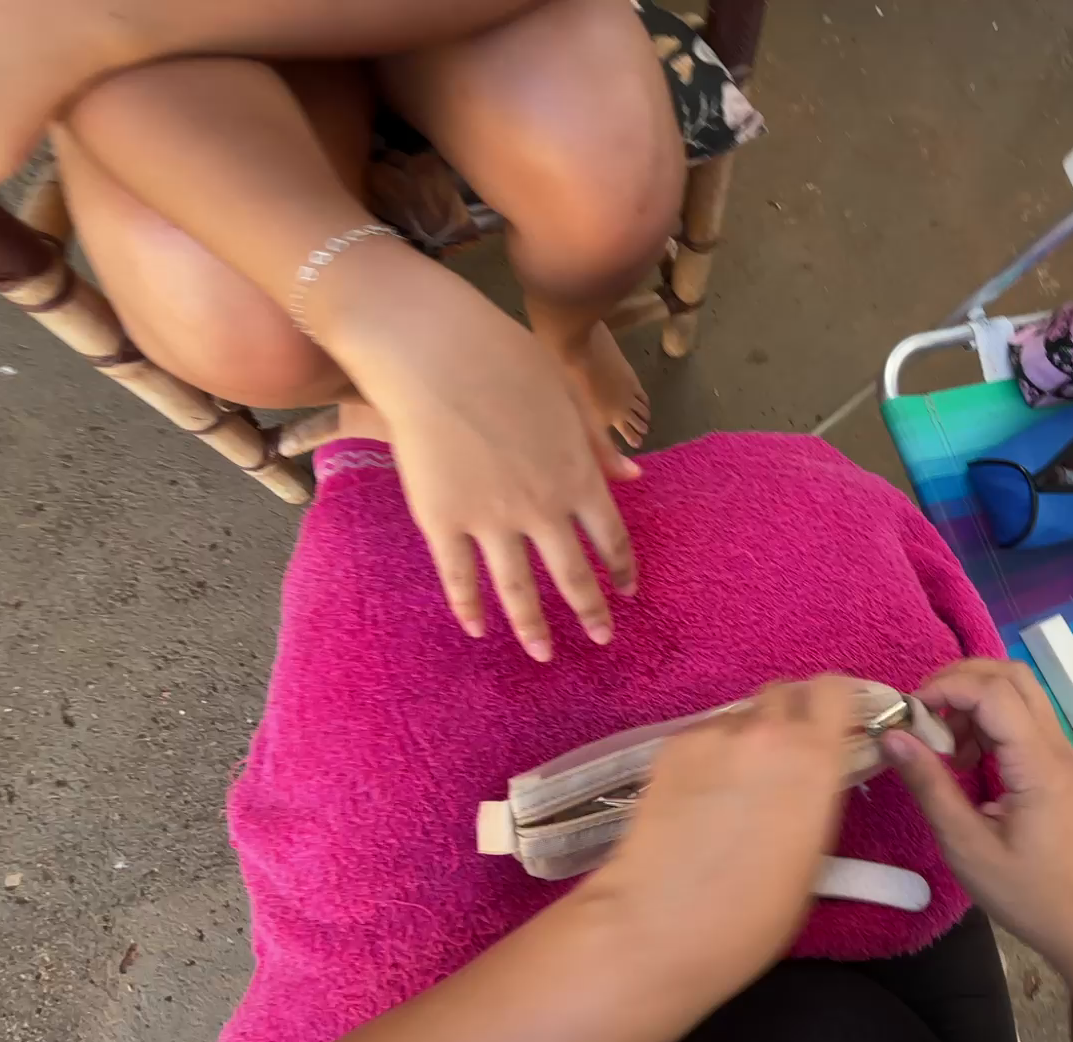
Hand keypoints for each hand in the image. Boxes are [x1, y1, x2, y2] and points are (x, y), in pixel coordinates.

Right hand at [316, 262, 638, 660]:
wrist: (436, 354)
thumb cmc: (508, 363)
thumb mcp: (571, 399)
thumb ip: (600, 445)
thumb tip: (635, 475)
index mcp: (580, 478)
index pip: (612, 539)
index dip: (622, 569)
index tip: (629, 592)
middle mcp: (543, 510)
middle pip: (574, 575)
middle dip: (591, 611)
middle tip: (602, 638)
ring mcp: (492, 520)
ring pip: (520, 589)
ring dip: (535, 627)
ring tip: (544, 655)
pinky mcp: (443, 521)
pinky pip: (459, 577)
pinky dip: (470, 607)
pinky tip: (479, 629)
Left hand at [578, 678, 857, 990]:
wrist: (659, 923)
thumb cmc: (752, 914)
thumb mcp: (812, 855)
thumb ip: (816, 794)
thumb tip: (813, 773)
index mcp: (814, 759)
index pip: (835, 688)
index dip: (837, 701)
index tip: (835, 722)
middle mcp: (768, 732)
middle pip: (786, 692)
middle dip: (790, 715)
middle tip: (784, 756)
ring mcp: (715, 733)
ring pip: (742, 715)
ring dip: (748, 737)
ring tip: (733, 785)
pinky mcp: (673, 742)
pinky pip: (706, 733)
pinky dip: (711, 752)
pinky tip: (698, 794)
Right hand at [882, 659, 1072, 969]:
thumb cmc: (1031, 895)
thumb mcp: (967, 847)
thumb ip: (929, 786)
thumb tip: (893, 735)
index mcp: (1037, 763)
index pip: (992, 691)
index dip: (945, 688)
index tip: (910, 714)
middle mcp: (1054, 746)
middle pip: (1010, 675)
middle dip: (959, 679)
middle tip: (924, 711)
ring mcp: (1058, 753)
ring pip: (1016, 691)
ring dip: (972, 698)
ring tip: (942, 741)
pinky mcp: (1054, 766)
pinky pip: (1019, 717)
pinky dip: (984, 719)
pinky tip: (964, 758)